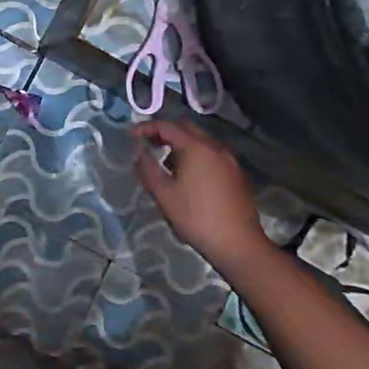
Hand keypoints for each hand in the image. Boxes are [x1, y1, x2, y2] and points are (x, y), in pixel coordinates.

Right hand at [134, 120, 272, 263]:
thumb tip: (139, 154)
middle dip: (165, 132)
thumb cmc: (195, 216)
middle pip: (187, 128)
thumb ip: (147, 168)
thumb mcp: (163, 193)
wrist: (236, 242)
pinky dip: (196, 154)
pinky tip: (188, 174)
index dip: (147, 128)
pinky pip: (212, 153)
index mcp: (196, 148)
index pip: (168, 126)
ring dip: (182, 143)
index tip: (132, 136)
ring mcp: (230, 160)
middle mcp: (215, 147)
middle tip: (148, 143)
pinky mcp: (237, 173)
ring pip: (202, 141)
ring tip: (166, 161)